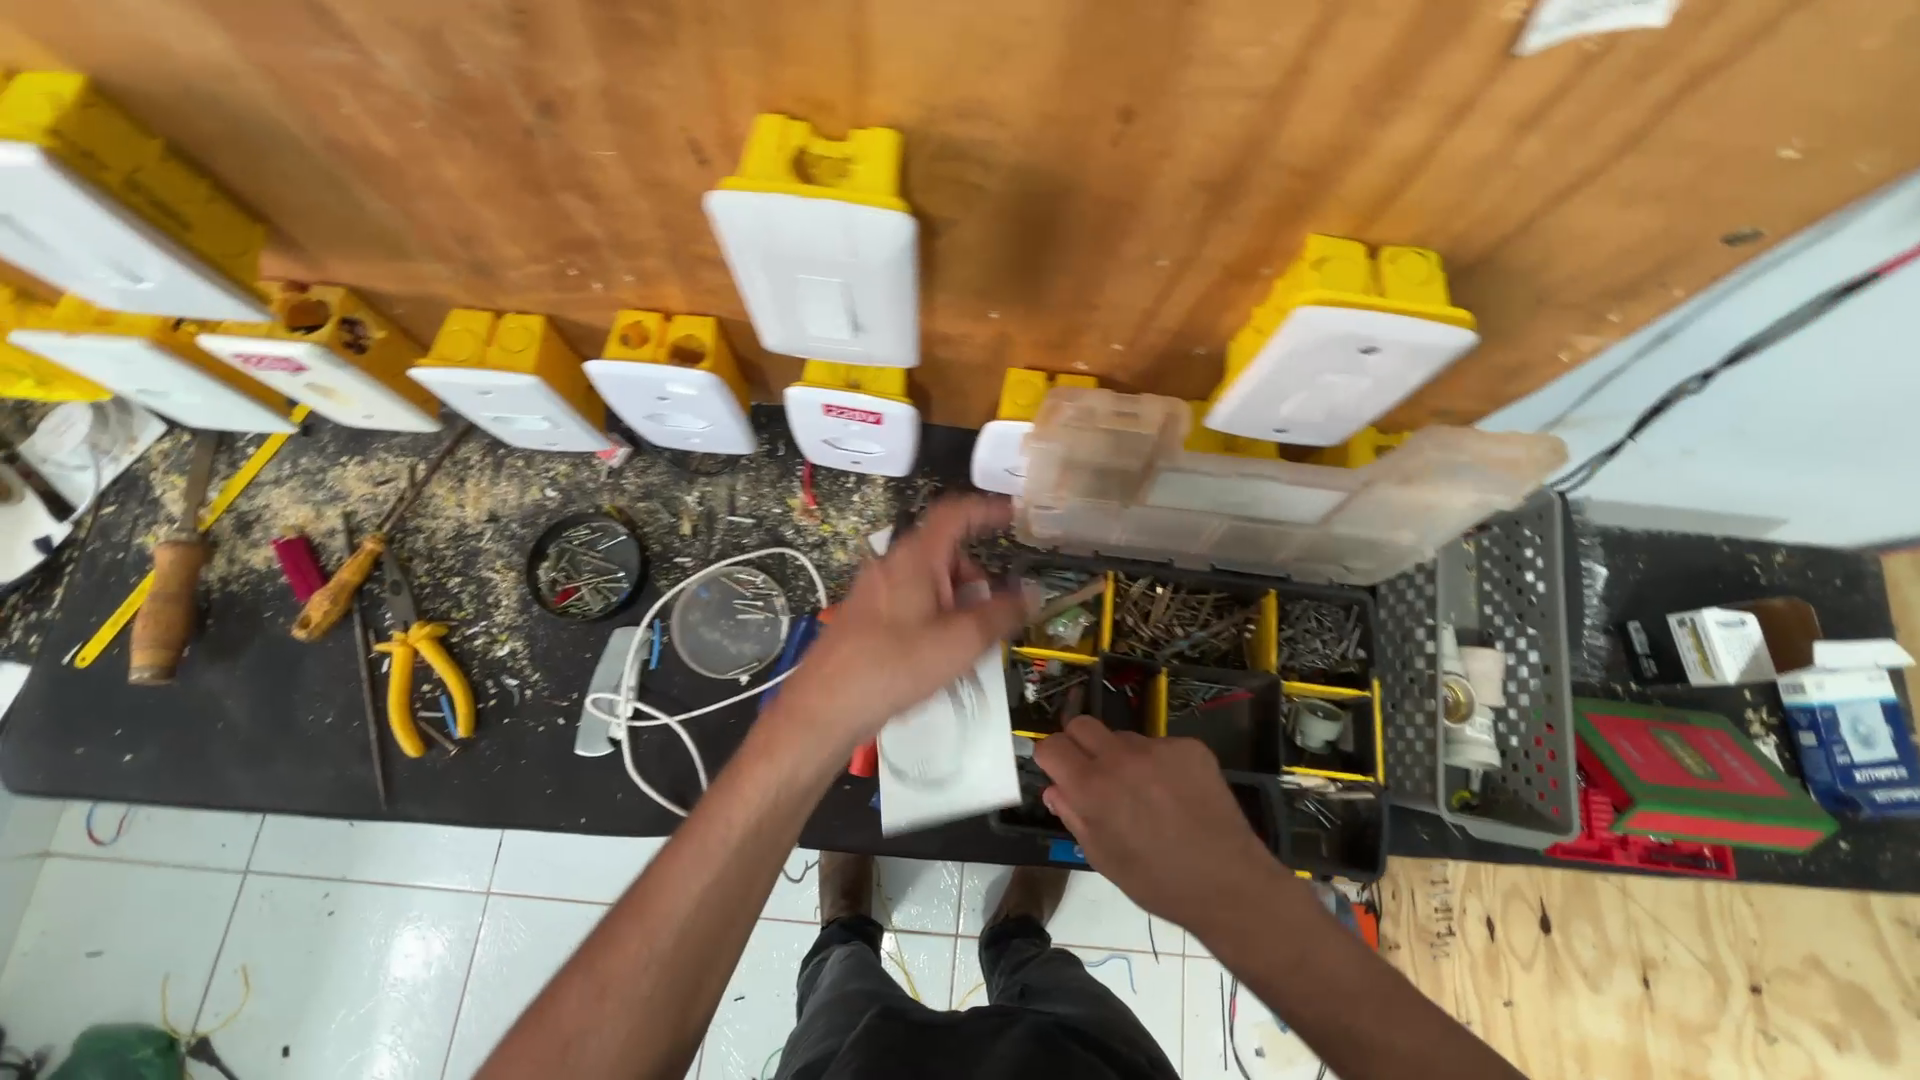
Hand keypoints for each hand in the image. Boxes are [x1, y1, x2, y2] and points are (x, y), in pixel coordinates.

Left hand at [771, 495, 1027, 752]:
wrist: (824, 708)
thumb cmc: (893, 668)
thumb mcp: (960, 643)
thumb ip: (1001, 614)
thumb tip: (1031, 595)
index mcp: (914, 558)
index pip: (956, 513)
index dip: (988, 509)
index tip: (1016, 516)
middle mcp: (891, 565)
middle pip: (945, 553)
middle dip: (976, 578)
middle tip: (992, 615)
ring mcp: (875, 590)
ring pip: (929, 581)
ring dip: (957, 603)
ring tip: (966, 645)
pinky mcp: (866, 616)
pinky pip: (912, 603)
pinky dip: (936, 617)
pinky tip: (938, 657)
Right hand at [1034, 715, 1292, 931]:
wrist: (1229, 883)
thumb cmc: (1158, 881)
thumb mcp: (1102, 858)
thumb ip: (1073, 816)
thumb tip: (1055, 789)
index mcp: (1092, 788)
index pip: (1050, 746)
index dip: (1051, 760)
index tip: (1061, 774)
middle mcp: (1121, 757)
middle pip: (1081, 724)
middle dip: (1079, 745)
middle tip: (1094, 775)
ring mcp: (1159, 748)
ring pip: (1124, 737)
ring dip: (1122, 757)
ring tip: (1144, 794)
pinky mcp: (1191, 747)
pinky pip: (1160, 745)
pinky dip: (1159, 764)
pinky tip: (1175, 794)